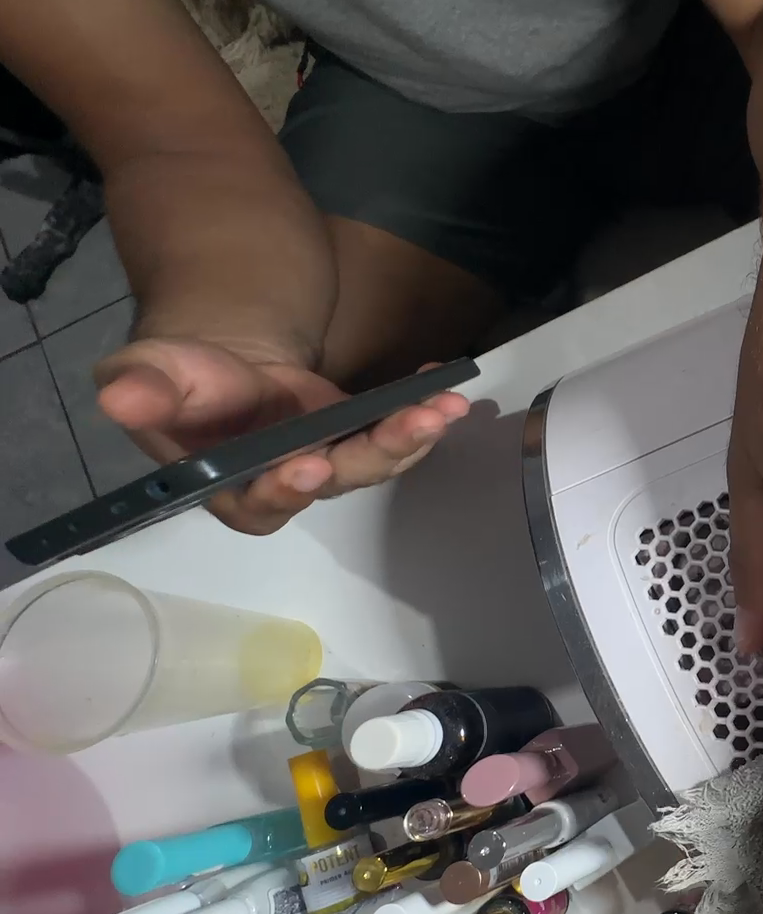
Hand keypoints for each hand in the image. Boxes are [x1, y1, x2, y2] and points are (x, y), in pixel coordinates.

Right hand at [96, 336, 468, 533]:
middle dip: (382, 450)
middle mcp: (295, 482)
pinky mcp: (367, 439)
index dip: (286, 492)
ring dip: (418, 433)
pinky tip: (442, 386)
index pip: (261, 506)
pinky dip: (426, 410)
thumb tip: (123, 401)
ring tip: (444, 404)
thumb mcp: (147, 374)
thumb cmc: (178, 379)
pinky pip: (402, 432)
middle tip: (416, 421)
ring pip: (384, 458)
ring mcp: (338, 462)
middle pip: (344, 478)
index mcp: (232, 484)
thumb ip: (143, 391)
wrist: (227, 363)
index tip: (309, 464)